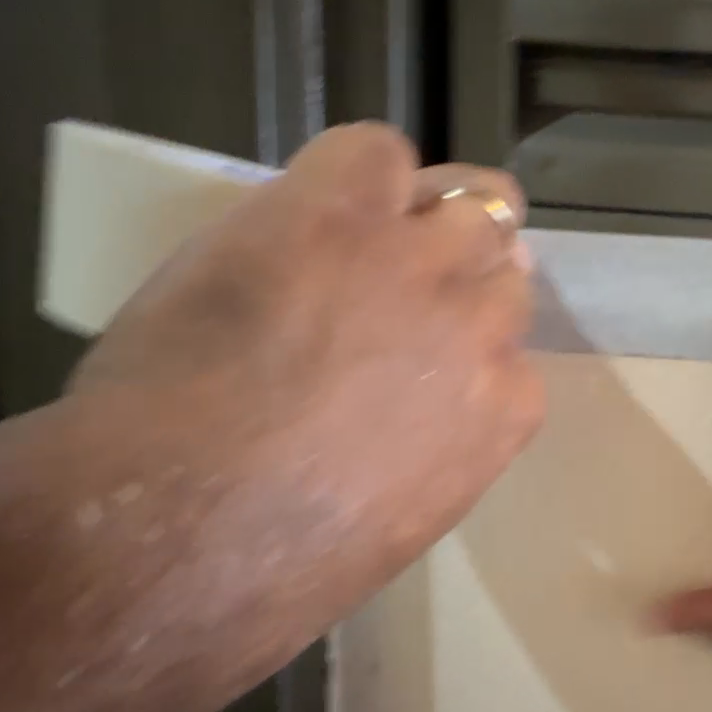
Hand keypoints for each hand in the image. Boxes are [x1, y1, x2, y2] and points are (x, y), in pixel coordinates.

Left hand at [66, 122, 542, 579]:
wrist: (194, 527)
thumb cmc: (298, 557)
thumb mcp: (411, 511)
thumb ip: (442, 445)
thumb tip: (419, 412)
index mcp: (507, 408)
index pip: (516, 353)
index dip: (470, 348)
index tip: (430, 357)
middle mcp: (483, 326)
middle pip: (506, 269)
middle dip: (471, 276)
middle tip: (410, 285)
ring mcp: (421, 267)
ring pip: (476, 204)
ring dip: (439, 215)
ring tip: (383, 227)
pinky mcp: (339, 215)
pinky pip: (378, 154)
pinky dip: (365, 170)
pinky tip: (333, 196)